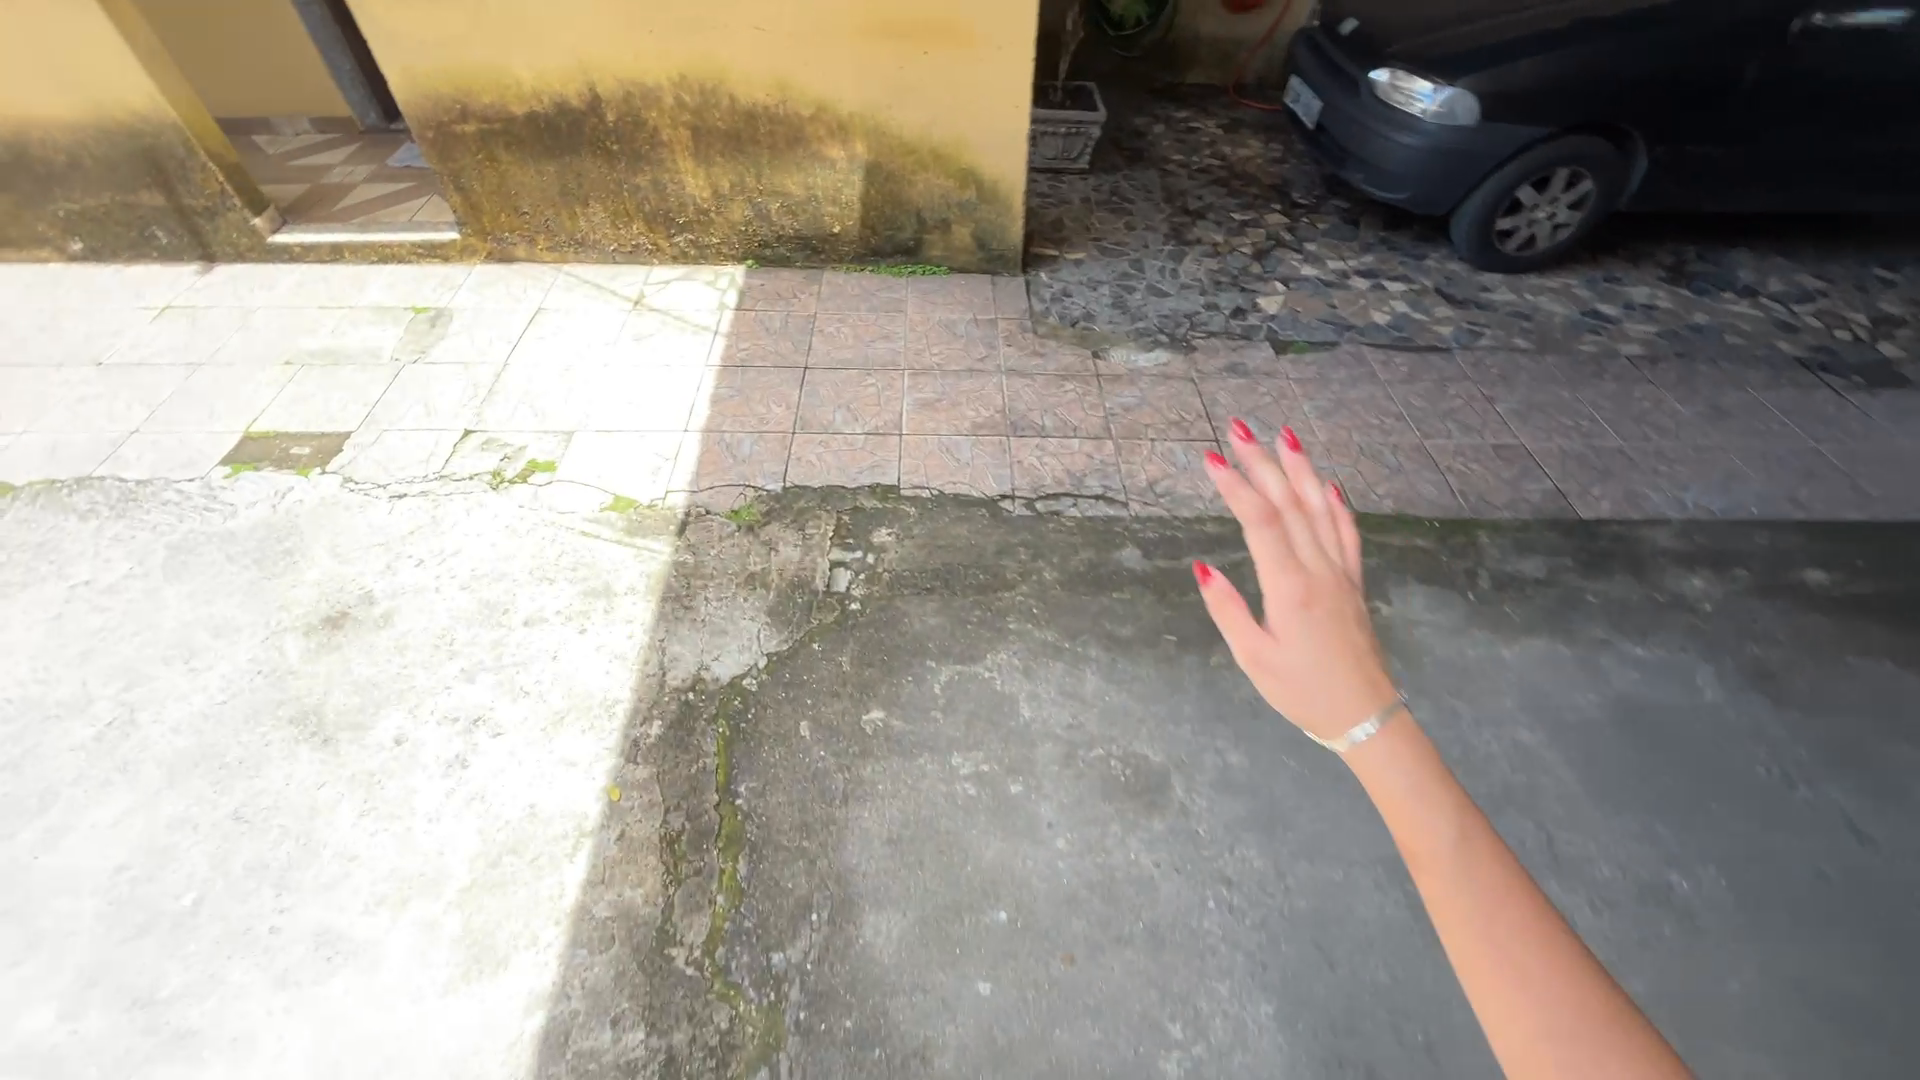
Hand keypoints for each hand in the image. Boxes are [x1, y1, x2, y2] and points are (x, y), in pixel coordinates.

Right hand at [1194, 419, 1400, 745]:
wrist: (1364, 715)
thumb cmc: (1300, 691)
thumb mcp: (1252, 657)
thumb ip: (1228, 609)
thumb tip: (1202, 567)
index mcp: (1289, 588)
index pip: (1261, 523)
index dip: (1236, 487)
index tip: (1212, 460)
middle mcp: (1319, 570)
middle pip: (1289, 504)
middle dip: (1262, 463)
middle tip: (1239, 428)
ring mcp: (1341, 572)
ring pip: (1320, 509)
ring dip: (1300, 469)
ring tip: (1283, 436)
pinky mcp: (1353, 581)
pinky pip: (1346, 532)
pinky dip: (1335, 502)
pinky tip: (1326, 482)